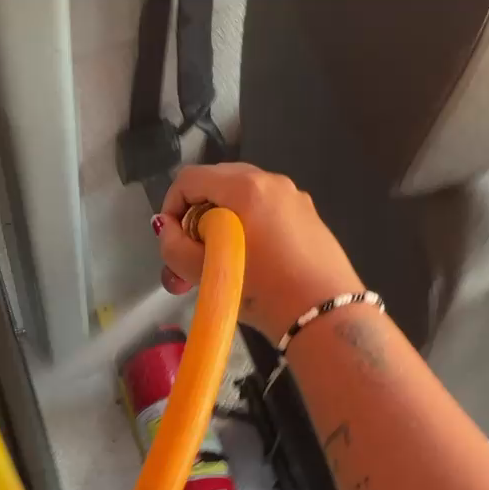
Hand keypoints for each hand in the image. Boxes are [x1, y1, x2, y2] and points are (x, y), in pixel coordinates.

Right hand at [155, 163, 364, 338]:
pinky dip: (245, 230)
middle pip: (215, 185)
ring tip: (217, 265)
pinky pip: (264, 213)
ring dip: (219, 226)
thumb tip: (167, 228)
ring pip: (240, 200)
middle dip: (194, 218)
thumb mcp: (201, 271)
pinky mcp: (307, 217)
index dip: (170, 207)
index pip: (189, 178)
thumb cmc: (257, 290)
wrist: (321, 311)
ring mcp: (293, 196)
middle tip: (189, 257)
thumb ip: (173, 246)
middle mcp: (270, 180)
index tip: (171, 242)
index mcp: (243, 187)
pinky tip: (248, 265)